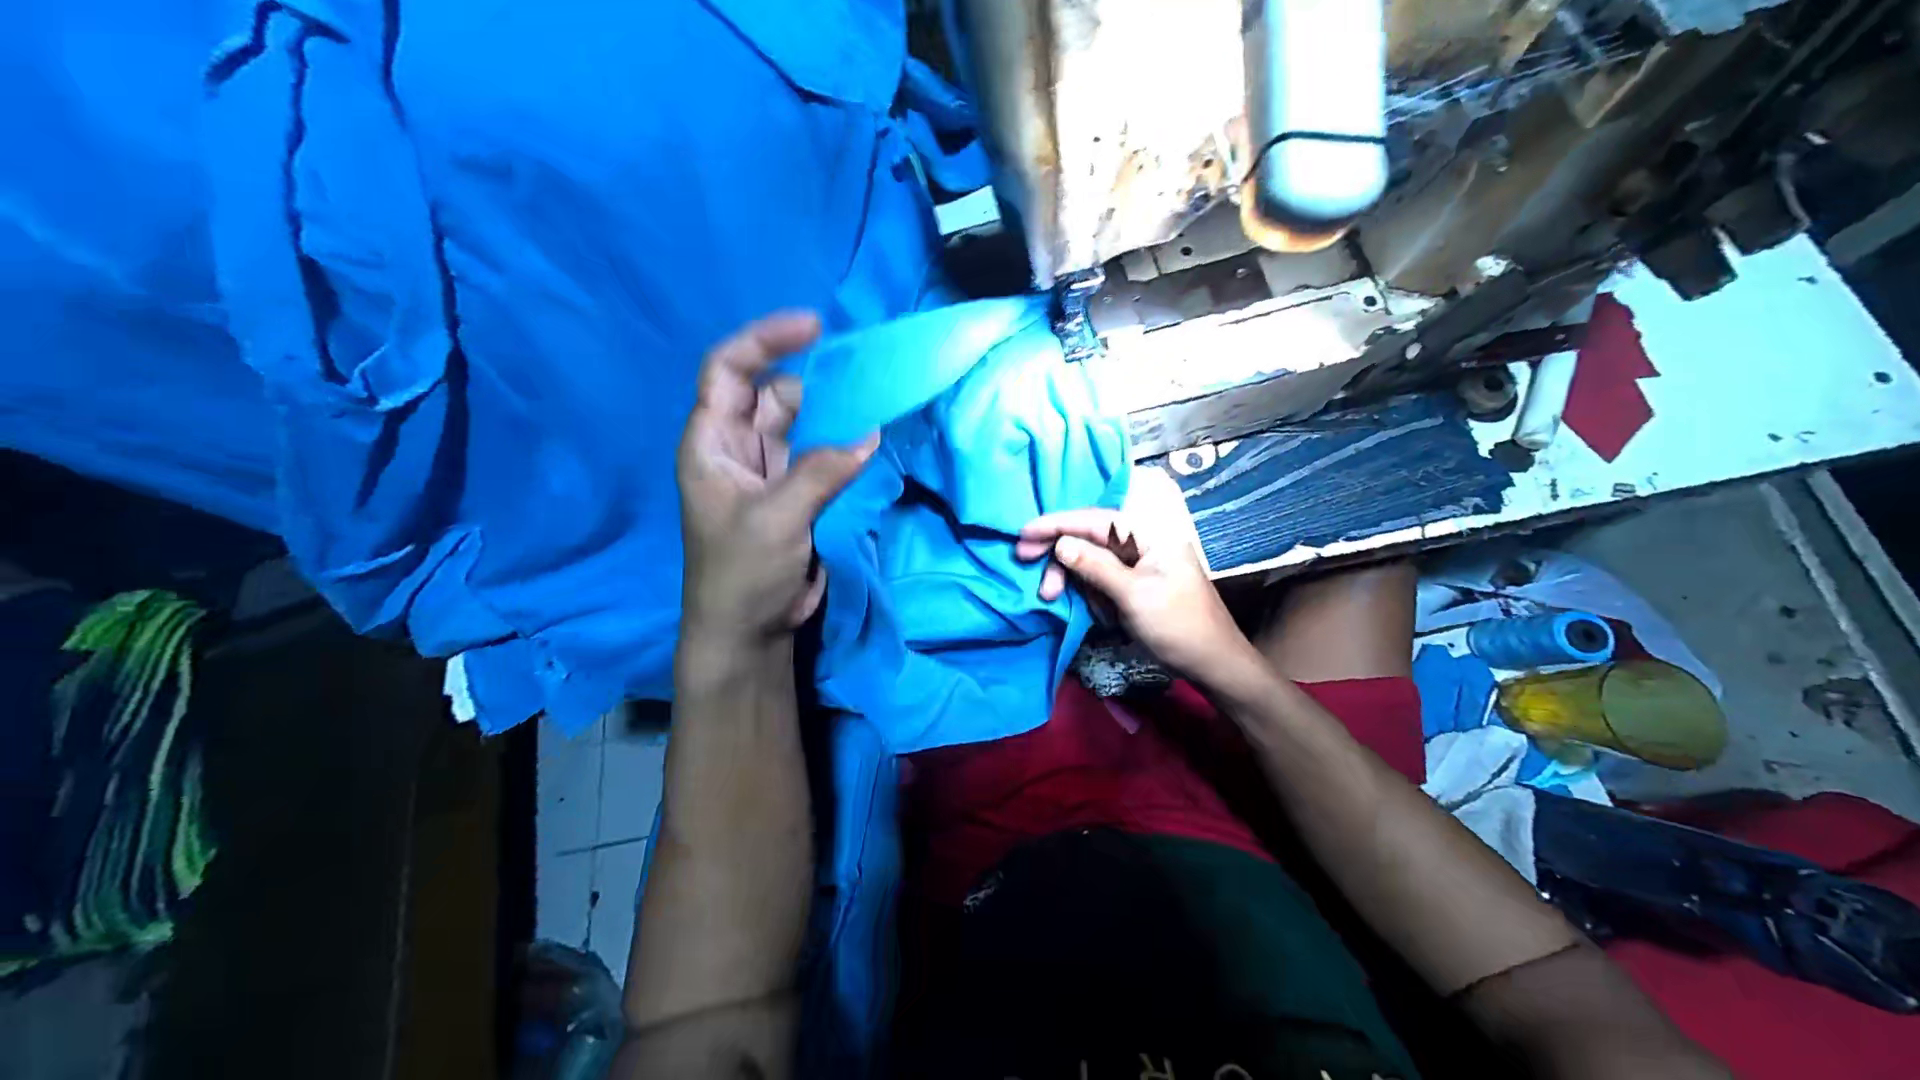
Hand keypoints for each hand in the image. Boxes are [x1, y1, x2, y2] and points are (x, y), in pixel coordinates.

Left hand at [677, 312, 877, 648]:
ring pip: (799, 422)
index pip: (728, 371)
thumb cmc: (741, 572)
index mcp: (711, 443)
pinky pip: (818, 453)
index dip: (765, 341)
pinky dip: (841, 443)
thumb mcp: (777, 519)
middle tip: (860, 372)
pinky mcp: (794, 492)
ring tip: (872, 398)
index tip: (813, 327)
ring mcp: (768, 470)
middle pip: (770, 391)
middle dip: (810, 377)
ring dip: (832, 411)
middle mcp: (737, 447)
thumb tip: (870, 435)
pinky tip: (868, 436)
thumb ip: (821, 473)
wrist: (747, 630)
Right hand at [1015, 466, 1255, 682]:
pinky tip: (1100, 615)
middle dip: (1063, 561)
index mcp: (1150, 534)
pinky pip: (1103, 580)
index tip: (1023, 536)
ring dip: (1077, 583)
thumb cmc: (1177, 626)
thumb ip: (1094, 565)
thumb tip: (1060, 543)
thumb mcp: (1132, 595)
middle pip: (1089, 540)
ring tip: (1073, 609)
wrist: (1213, 664)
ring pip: (1092, 562)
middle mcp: (1144, 542)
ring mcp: (1141, 564)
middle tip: (1042, 587)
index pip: (1094, 520)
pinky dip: (1093, 594)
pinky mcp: (1137, 584)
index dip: (1055, 525)